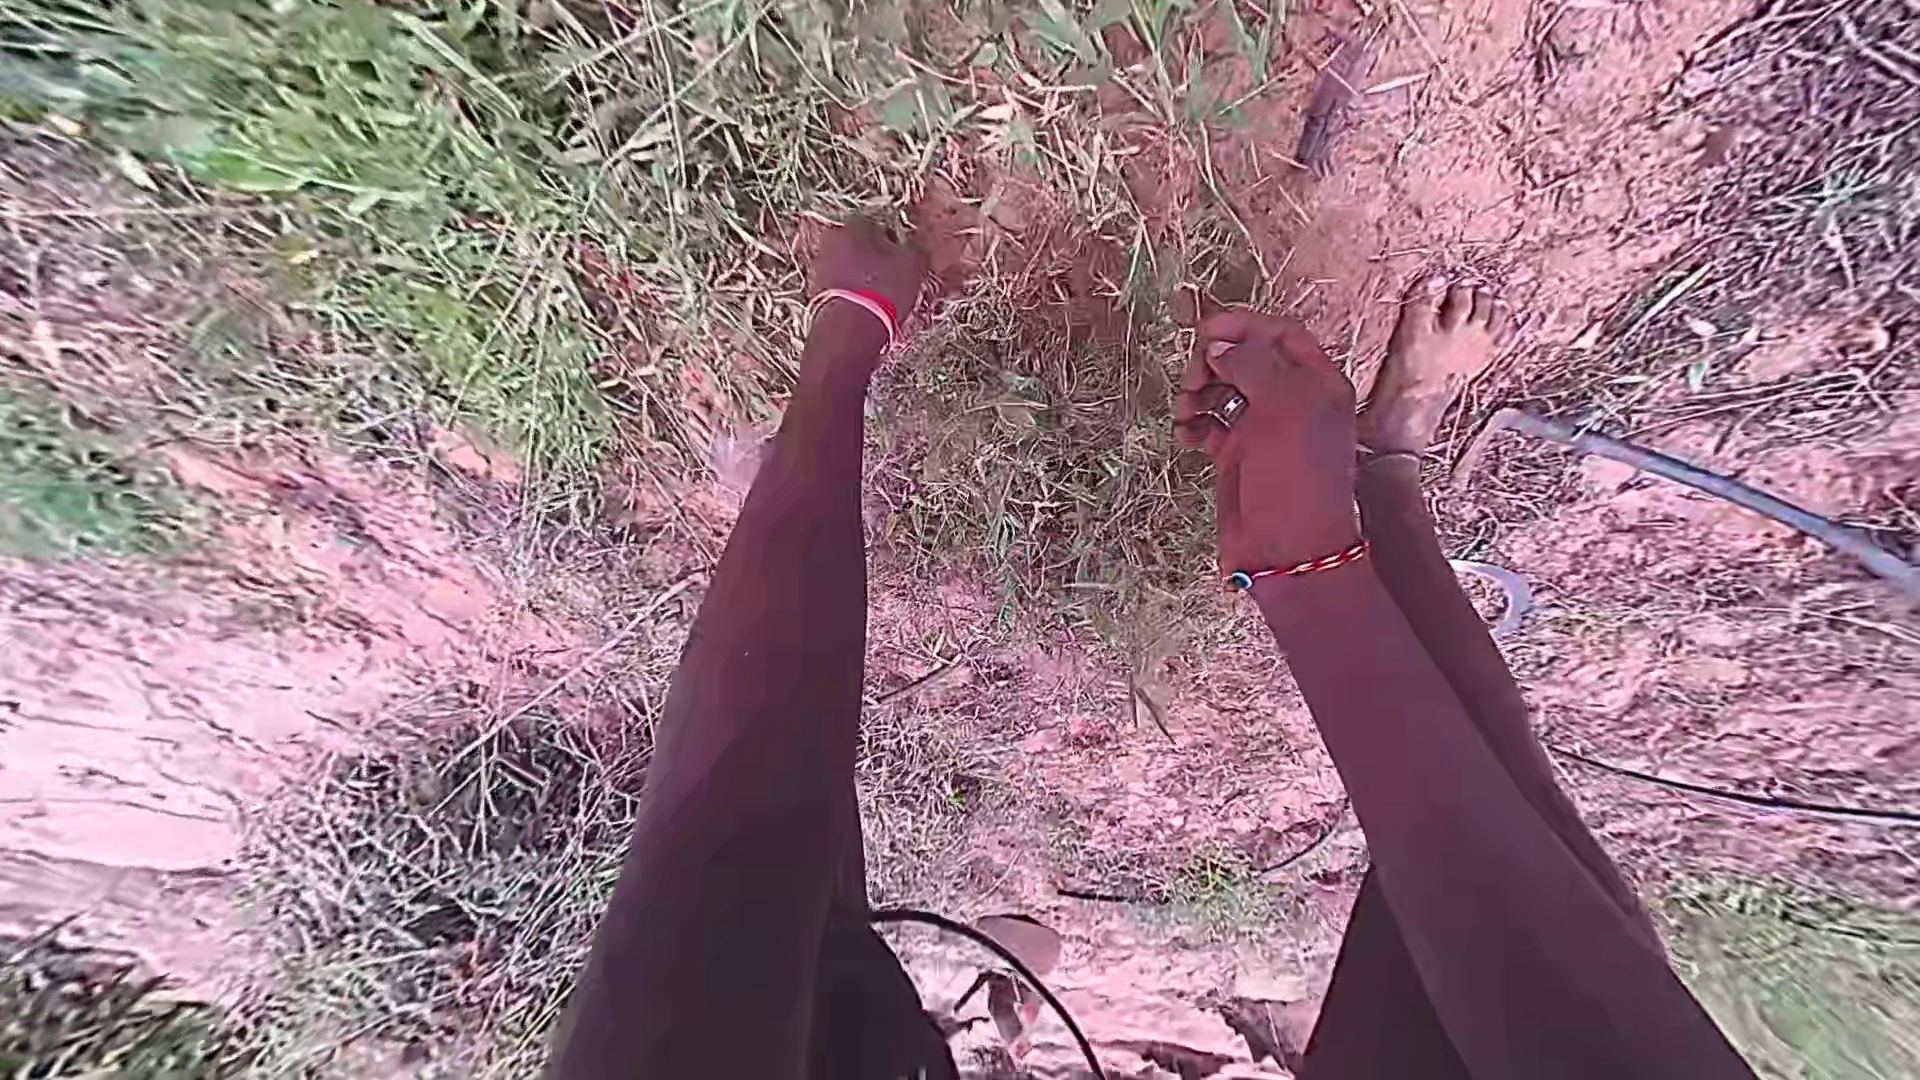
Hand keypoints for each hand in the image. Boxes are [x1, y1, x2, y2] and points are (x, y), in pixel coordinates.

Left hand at [805, 219, 925, 368]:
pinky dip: (852, 301)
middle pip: (860, 249)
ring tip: (882, 303)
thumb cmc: (881, 292)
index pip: (879, 227)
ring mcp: (821, 270)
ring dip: (863, 283)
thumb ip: (914, 251)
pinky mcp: (816, 297)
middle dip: (876, 263)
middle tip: (894, 282)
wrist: (850, 331)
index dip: (895, 245)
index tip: (905, 261)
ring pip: (848, 272)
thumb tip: (915, 250)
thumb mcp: (912, 266)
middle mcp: (832, 242)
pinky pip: (841, 294)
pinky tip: (867, 315)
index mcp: (855, 226)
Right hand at [1175, 311, 1359, 576]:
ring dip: (1198, 393)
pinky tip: (1186, 436)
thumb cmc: (1295, 477)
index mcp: (1314, 383)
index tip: (1204, 330)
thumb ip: (1252, 367)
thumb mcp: (1283, 411)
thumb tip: (1217, 343)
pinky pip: (1209, 426)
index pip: (1279, 335)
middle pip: (1245, 360)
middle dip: (1213, 363)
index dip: (1243, 327)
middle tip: (1192, 379)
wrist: (1284, 548)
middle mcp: (1288, 401)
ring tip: (1185, 411)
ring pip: (1222, 391)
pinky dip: (1193, 425)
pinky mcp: (1235, 455)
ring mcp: (1260, 429)